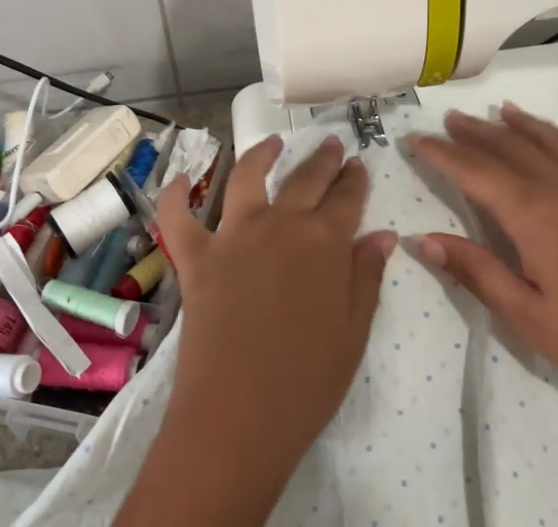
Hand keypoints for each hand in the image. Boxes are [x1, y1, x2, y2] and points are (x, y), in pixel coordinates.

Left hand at [155, 134, 396, 461]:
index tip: (360, 165)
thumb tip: (383, 234)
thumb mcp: (354, 330)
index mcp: (324, 242)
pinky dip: (175, 195)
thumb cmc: (308, 380)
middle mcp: (279, 225)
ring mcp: (232, 237)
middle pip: (305, 179)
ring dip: (262, 154)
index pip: (347, 198)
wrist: (238, 415)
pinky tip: (181, 180)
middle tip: (333, 146)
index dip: (355, 180)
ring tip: (273, 142)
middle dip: (323, 160)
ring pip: (246, 178)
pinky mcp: (195, 258)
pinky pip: (178, 218)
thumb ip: (366, 275)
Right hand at [410, 104, 557, 411]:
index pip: (477, 172)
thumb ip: (477, 272)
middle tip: (451, 120)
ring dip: (528, 126)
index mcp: (534, 214)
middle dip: (478, 134)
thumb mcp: (528, 315)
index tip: (416, 140)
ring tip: (505, 111)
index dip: (444, 155)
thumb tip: (425, 239)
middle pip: (514, 149)